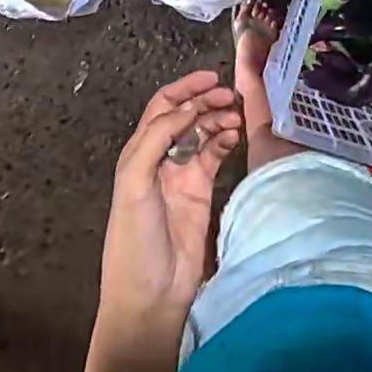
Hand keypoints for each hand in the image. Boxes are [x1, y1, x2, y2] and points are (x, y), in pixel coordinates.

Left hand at [98, 71, 242, 321]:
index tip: (211, 77)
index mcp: (139, 151)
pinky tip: (236, 136)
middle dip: (206, 100)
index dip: (185, 88)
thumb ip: (157, 139)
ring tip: (237, 117)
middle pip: (186, 115)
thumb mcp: (134, 182)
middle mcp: (161, 156)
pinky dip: (226, 140)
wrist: (150, 293)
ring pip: (204, 132)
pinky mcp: (201, 189)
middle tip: (231, 96)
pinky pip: (215, 154)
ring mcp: (183, 172)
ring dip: (219, 119)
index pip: (163, 106)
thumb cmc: (134, 238)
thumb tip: (187, 107)